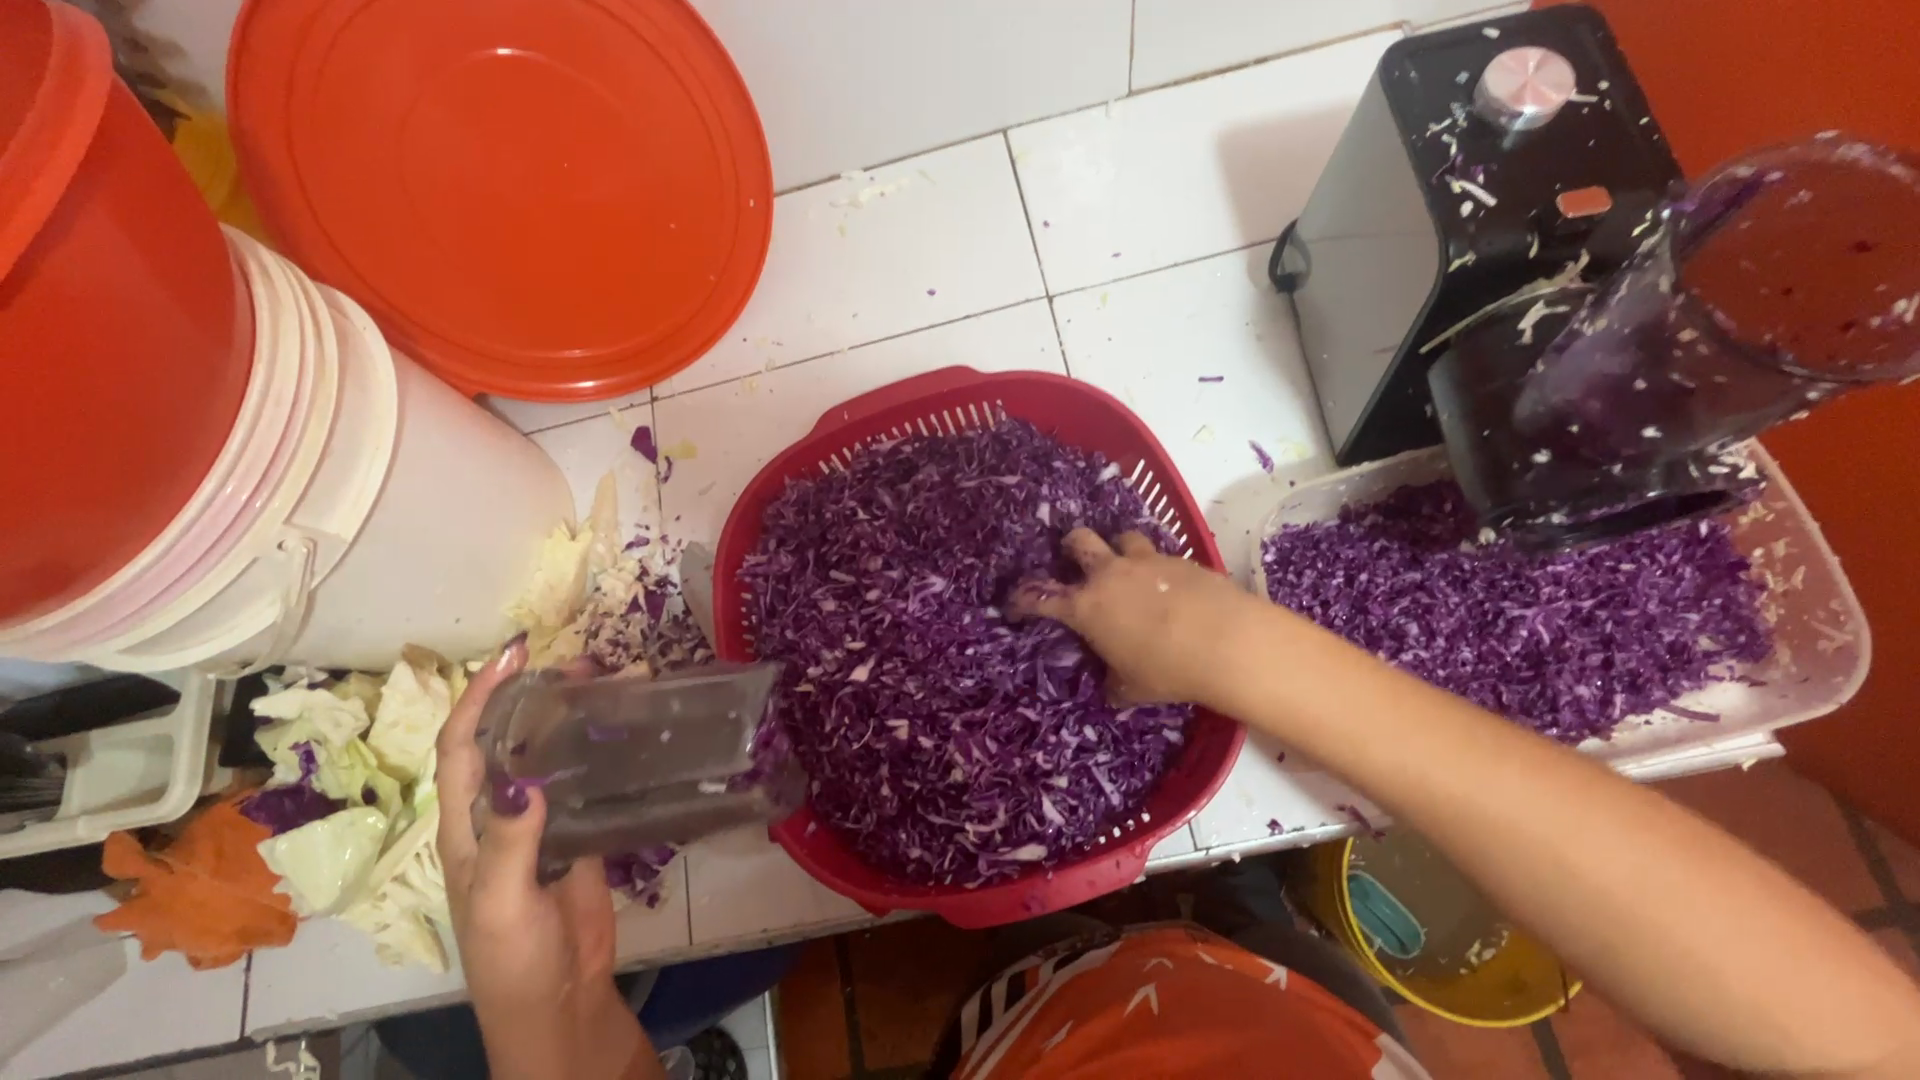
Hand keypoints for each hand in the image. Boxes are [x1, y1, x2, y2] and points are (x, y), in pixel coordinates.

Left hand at [436, 639, 652, 1079]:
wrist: (558, 1001)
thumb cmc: (513, 960)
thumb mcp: (501, 904)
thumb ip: (510, 844)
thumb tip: (522, 778)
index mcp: (466, 826)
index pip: (463, 747)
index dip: (481, 698)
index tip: (514, 655)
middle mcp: (500, 815)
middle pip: (510, 741)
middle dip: (534, 696)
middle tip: (581, 665)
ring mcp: (544, 823)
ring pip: (552, 757)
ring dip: (574, 718)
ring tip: (613, 685)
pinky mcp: (581, 836)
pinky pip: (589, 783)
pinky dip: (604, 753)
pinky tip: (630, 733)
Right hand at [1008, 528, 1271, 709]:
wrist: (1228, 642)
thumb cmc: (1167, 670)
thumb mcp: (1130, 688)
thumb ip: (1112, 682)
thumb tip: (1110, 684)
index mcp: (1086, 606)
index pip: (1039, 596)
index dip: (1022, 600)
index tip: (1015, 605)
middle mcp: (1110, 574)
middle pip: (1079, 540)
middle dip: (1071, 547)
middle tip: (1075, 561)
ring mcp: (1147, 561)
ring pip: (1123, 538)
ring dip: (1119, 550)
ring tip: (1126, 568)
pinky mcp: (1182, 559)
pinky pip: (1160, 554)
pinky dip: (1156, 566)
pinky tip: (1168, 586)